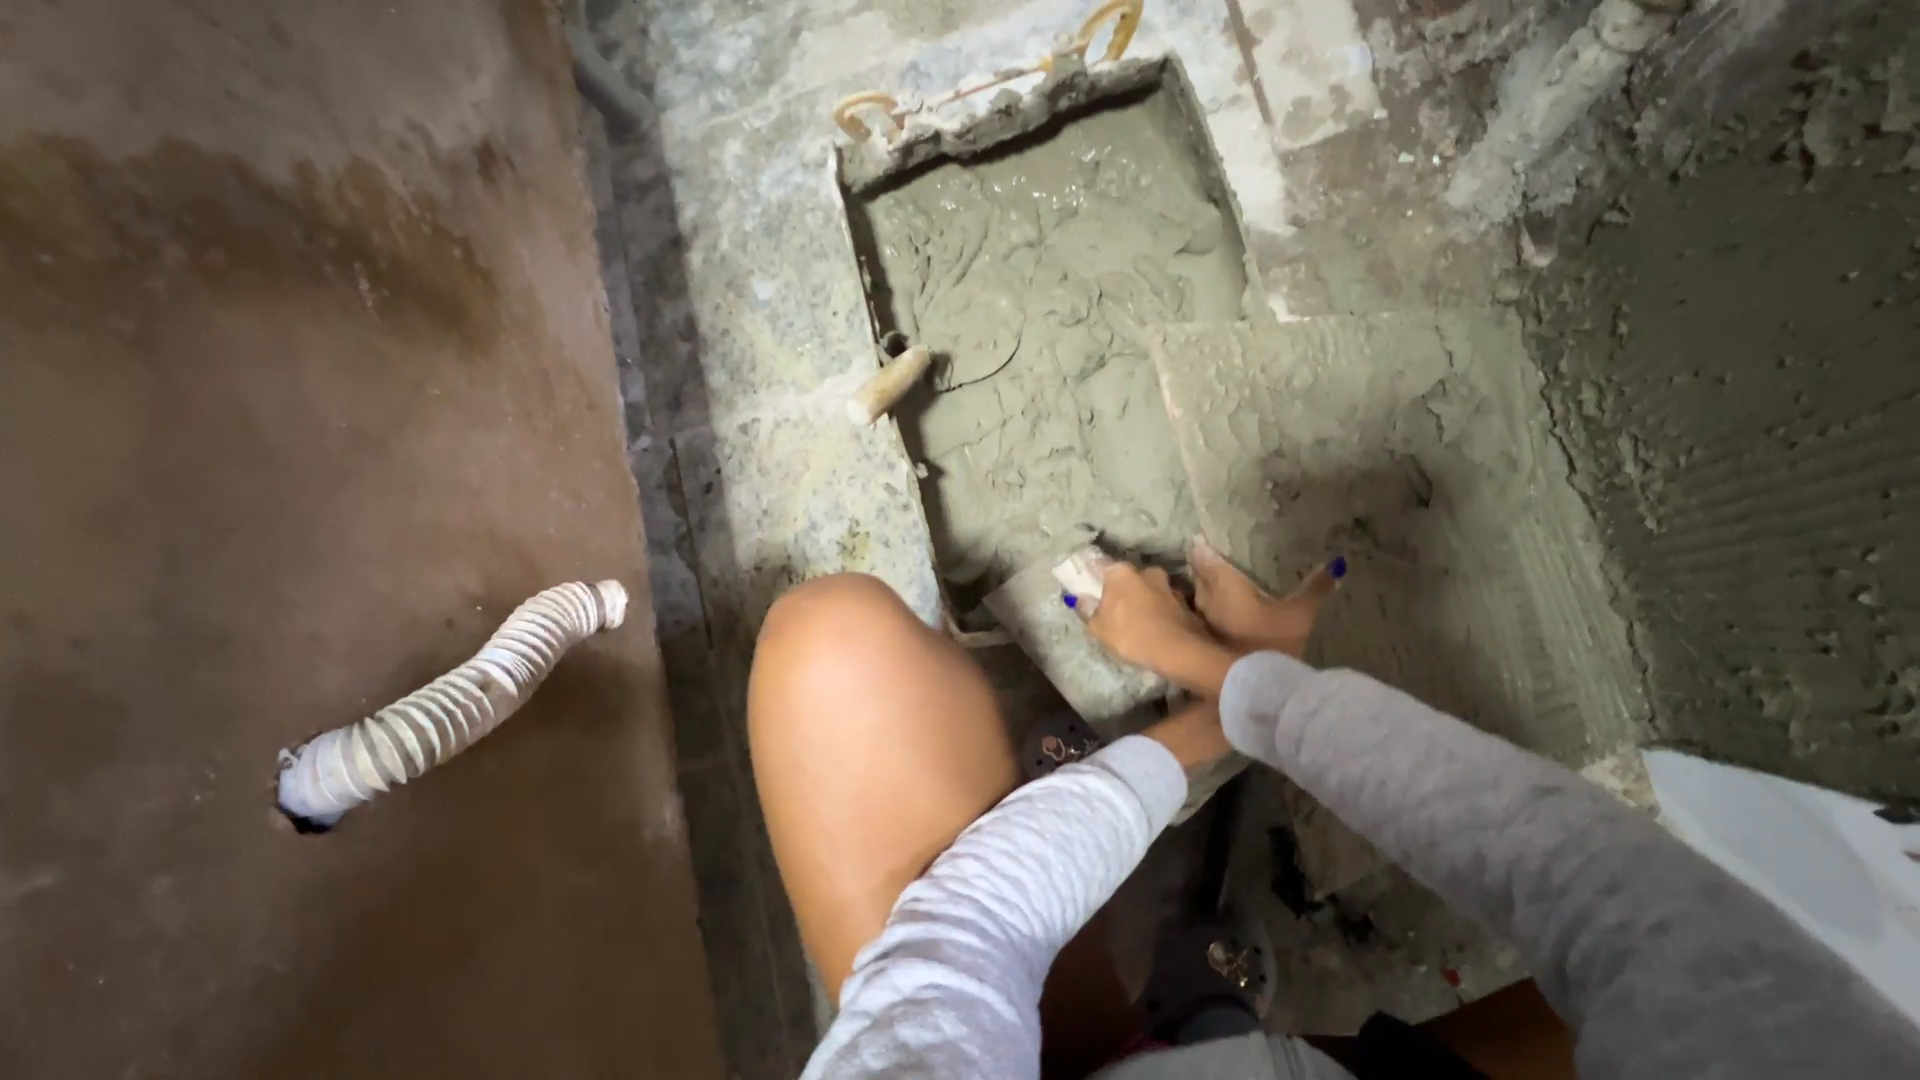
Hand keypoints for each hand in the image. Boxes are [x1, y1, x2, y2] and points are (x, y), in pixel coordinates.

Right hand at [1084, 563, 1236, 696]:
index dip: (1092, 573)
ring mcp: (1168, 586)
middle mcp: (1146, 571)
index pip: (1100, 565)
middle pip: (1128, 576)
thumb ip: (1087, 610)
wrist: (1177, 650)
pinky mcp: (1184, 603)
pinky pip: (1163, 603)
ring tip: (1136, 616)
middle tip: (1114, 603)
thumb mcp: (1099, 628)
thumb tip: (1081, 598)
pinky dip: (1157, 610)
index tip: (1087, 580)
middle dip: (1121, 586)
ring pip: (1149, 588)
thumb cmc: (1130, 634)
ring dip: (1142, 598)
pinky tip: (1154, 624)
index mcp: (1121, 572)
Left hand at [1191, 537, 1341, 659]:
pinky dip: (1206, 607)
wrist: (1255, 685)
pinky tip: (1213, 608)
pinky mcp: (1205, 640)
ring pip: (1197, 595)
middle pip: (1199, 575)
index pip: (1206, 559)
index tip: (1199, 539)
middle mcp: (1208, 599)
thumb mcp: (1300, 613)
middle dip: (1199, 564)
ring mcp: (1204, 621)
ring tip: (1208, 576)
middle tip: (1202, 553)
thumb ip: (1316, 587)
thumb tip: (1338, 563)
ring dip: (1200, 585)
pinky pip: (1201, 614)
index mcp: (1225, 585)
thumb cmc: (1274, 642)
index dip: (1202, 549)